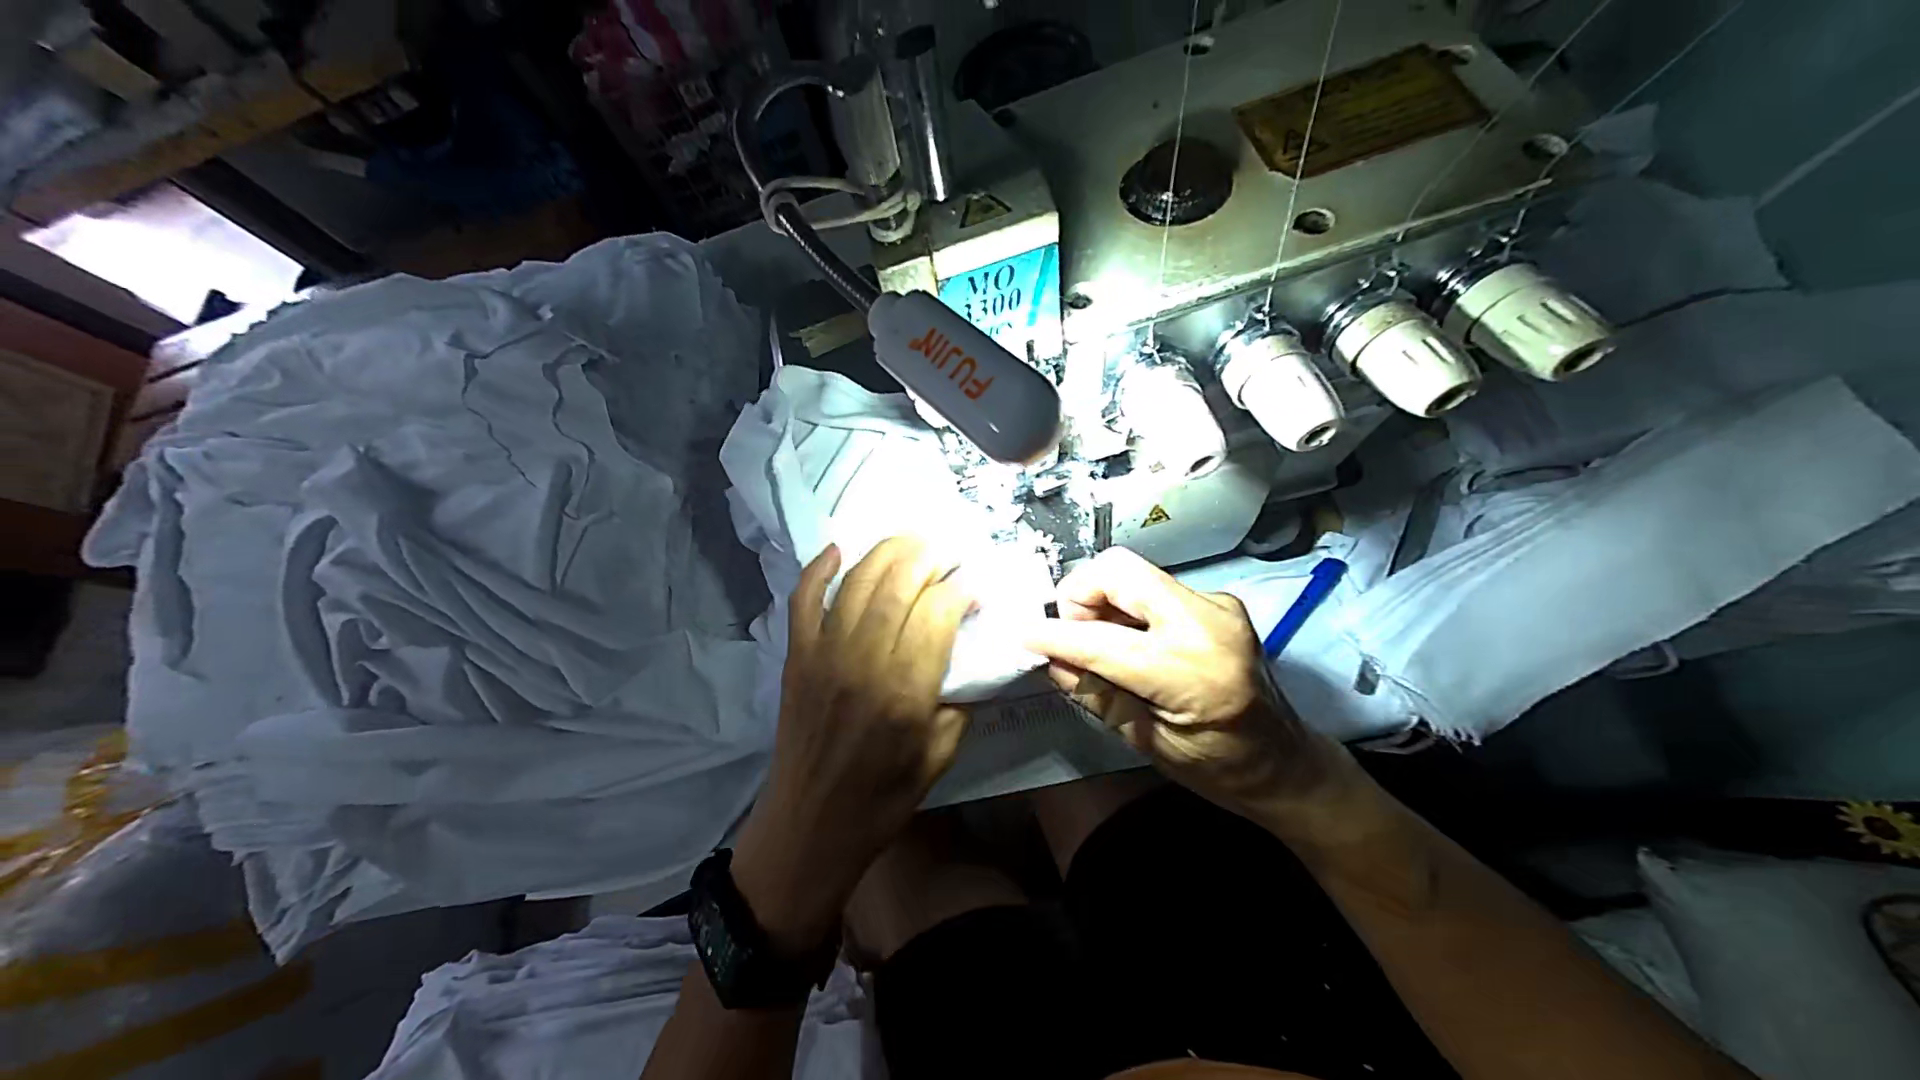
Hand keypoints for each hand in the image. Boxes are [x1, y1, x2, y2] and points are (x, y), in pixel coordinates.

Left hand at [732, 537, 973, 954]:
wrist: (812, 823)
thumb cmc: (885, 796)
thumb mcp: (942, 753)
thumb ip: (960, 697)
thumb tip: (969, 650)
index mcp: (905, 690)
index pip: (936, 613)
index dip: (959, 589)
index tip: (972, 585)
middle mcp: (863, 661)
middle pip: (896, 585)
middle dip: (926, 557)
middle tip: (944, 550)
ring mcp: (822, 653)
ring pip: (854, 582)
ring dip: (884, 552)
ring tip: (909, 541)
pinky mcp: (796, 656)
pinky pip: (803, 599)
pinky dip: (818, 568)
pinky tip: (839, 548)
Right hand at [1021, 547, 1360, 828]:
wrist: (1287, 765)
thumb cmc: (1219, 770)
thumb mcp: (1145, 743)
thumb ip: (1095, 693)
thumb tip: (1053, 659)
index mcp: (1193, 672)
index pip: (1102, 640)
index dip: (1054, 637)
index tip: (1024, 636)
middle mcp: (1207, 621)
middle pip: (1117, 570)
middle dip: (1078, 596)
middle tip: (1071, 636)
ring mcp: (1216, 603)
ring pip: (1132, 572)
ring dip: (1101, 601)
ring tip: (1101, 643)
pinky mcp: (1216, 600)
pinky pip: (1152, 588)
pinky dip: (1126, 608)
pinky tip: (1133, 642)